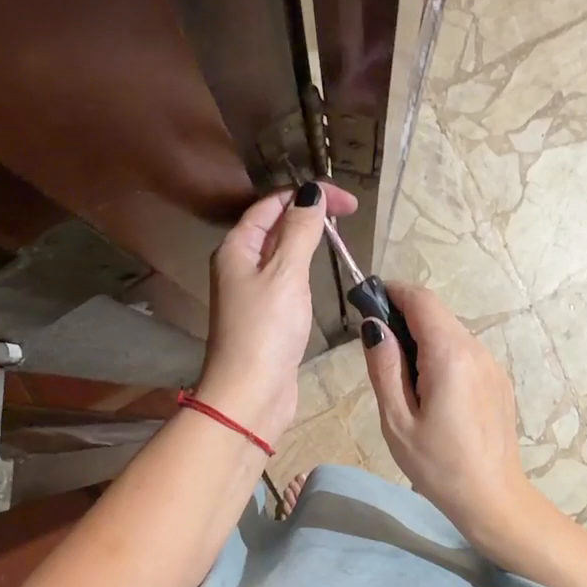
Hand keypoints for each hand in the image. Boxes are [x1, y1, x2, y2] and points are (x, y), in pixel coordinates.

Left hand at [195, 182, 357, 442]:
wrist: (250, 394)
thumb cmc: (265, 331)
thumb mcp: (286, 273)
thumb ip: (301, 231)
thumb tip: (312, 193)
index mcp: (237, 247)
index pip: (272, 204)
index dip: (308, 194)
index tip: (349, 203)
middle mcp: (239, 265)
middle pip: (274, 226)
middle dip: (308, 214)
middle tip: (348, 218)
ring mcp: (252, 293)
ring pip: (281, 254)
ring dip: (307, 241)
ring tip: (338, 239)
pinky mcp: (266, 318)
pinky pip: (285, 281)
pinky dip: (304, 271)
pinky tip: (321, 276)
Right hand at [361, 283, 547, 551]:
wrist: (492, 497)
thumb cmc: (437, 465)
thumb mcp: (397, 420)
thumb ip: (384, 367)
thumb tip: (373, 325)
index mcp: (450, 355)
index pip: (421, 299)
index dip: (392, 292)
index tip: (366, 302)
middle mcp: (477, 349)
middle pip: (437, 315)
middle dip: (404, 320)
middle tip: (378, 355)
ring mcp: (492, 366)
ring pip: (451, 335)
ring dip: (423, 342)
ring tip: (403, 385)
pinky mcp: (498, 382)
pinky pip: (465, 355)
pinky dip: (442, 359)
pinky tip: (431, 397)